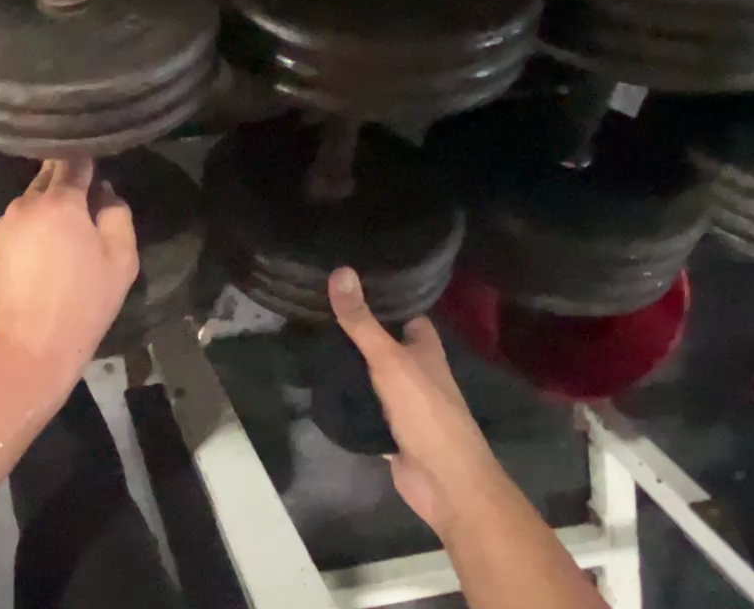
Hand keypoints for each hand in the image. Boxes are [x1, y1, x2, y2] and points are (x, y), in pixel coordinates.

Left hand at [0, 159, 138, 384]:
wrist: (35, 343)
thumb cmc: (85, 301)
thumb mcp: (121, 258)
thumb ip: (117, 214)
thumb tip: (104, 192)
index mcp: (59, 202)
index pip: (75, 162)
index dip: (90, 160)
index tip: (101, 166)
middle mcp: (27, 202)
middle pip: (50, 174)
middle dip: (69, 179)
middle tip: (90, 198)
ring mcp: (8, 220)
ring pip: (35, 195)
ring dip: (52, 200)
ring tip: (71, 225)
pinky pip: (23, 215)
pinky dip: (38, 218)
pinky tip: (50, 240)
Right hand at [327, 267, 507, 535]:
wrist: (444, 483)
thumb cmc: (426, 412)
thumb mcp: (390, 359)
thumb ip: (362, 321)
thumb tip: (340, 270)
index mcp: (427, 350)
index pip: (406, 314)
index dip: (385, 298)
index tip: (349, 280)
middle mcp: (418, 372)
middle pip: (385, 342)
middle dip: (358, 328)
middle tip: (317, 306)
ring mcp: (403, 402)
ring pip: (372, 373)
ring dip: (349, 362)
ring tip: (309, 336)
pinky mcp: (388, 428)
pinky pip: (362, 404)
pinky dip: (345, 395)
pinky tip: (318, 382)